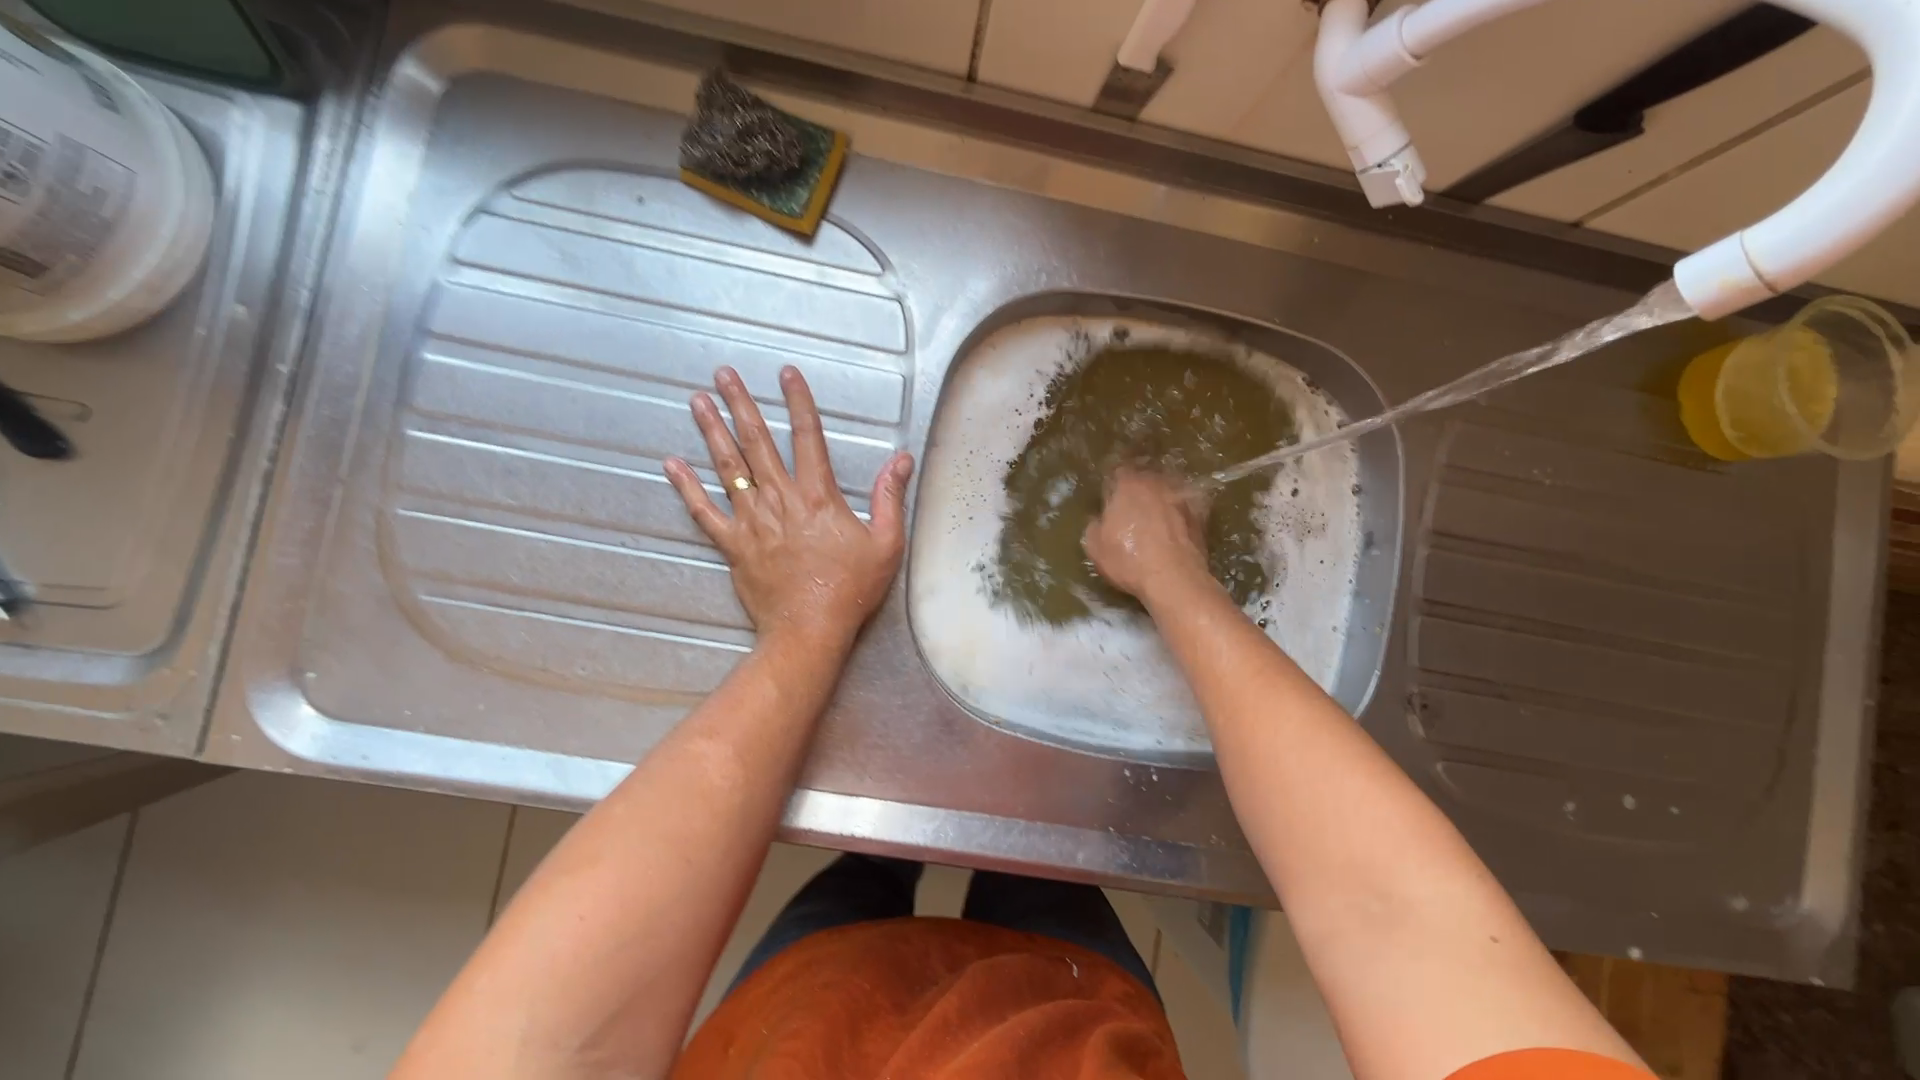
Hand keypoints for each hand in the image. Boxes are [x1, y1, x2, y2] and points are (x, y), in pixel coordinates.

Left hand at [665, 366, 913, 648]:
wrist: (810, 630)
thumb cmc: (850, 590)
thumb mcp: (885, 543)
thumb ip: (889, 497)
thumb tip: (901, 459)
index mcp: (818, 496)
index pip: (807, 436)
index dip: (797, 401)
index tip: (786, 373)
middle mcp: (781, 500)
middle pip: (757, 442)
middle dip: (740, 404)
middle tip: (723, 374)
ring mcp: (752, 522)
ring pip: (728, 468)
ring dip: (712, 432)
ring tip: (697, 402)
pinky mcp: (733, 545)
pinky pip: (704, 512)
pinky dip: (687, 488)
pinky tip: (671, 464)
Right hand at [1082, 467, 1212, 602]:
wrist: (1174, 579)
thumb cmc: (1129, 561)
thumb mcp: (1095, 547)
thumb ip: (1094, 525)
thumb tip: (1099, 518)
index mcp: (1128, 485)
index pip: (1118, 472)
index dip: (1114, 485)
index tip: (1110, 498)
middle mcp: (1156, 483)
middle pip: (1146, 477)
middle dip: (1139, 489)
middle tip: (1133, 507)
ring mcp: (1181, 496)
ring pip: (1168, 489)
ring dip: (1161, 498)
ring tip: (1156, 516)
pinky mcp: (1201, 513)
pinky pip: (1186, 506)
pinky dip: (1180, 512)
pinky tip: (1177, 526)